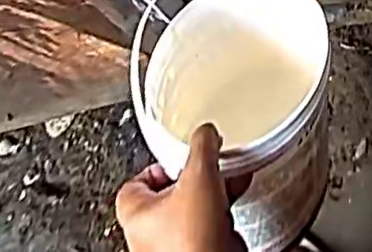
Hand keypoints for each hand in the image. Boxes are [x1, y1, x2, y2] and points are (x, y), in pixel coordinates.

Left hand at [115, 123, 248, 251]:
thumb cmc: (193, 241)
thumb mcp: (199, 175)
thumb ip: (202, 147)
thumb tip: (205, 132)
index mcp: (138, 216)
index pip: (135, 184)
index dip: (157, 167)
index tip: (177, 156)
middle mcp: (151, 238)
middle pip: (169, 195)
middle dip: (195, 177)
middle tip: (210, 164)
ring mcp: (174, 250)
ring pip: (192, 212)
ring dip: (212, 192)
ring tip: (231, 176)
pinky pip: (208, 229)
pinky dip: (222, 213)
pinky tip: (237, 199)